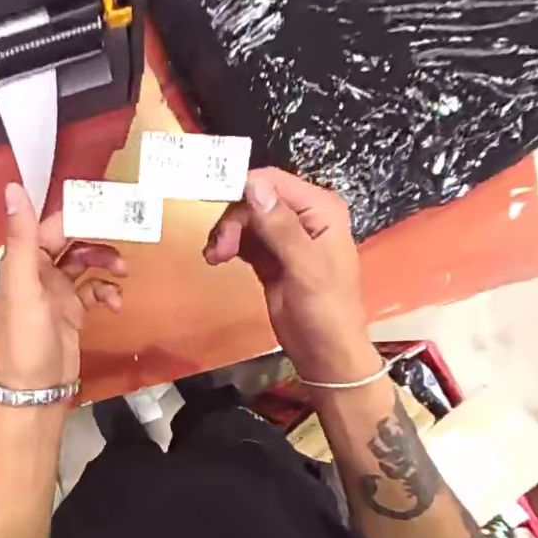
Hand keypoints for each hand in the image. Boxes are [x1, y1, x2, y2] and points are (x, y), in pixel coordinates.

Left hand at [0, 184, 125, 390]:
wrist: (38, 389)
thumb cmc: (27, 339)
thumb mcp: (22, 286)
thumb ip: (21, 238)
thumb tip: (13, 186)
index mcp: (21, 262)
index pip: (49, 227)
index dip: (76, 216)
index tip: (108, 209)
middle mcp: (37, 273)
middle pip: (70, 242)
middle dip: (96, 240)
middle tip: (124, 239)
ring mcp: (56, 293)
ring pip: (84, 264)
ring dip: (104, 264)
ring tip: (122, 273)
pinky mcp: (72, 313)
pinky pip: (93, 292)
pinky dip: (106, 293)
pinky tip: (115, 303)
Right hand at [203, 168, 378, 383]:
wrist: (326, 354)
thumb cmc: (325, 312)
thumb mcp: (305, 268)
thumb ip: (280, 227)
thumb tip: (252, 185)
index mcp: (320, 209)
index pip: (273, 182)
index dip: (241, 190)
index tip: (211, 206)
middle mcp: (304, 217)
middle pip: (255, 200)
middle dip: (232, 220)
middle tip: (218, 251)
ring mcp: (287, 239)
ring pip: (247, 220)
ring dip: (227, 234)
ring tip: (215, 258)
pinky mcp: (272, 260)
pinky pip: (246, 242)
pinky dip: (230, 246)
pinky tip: (218, 259)